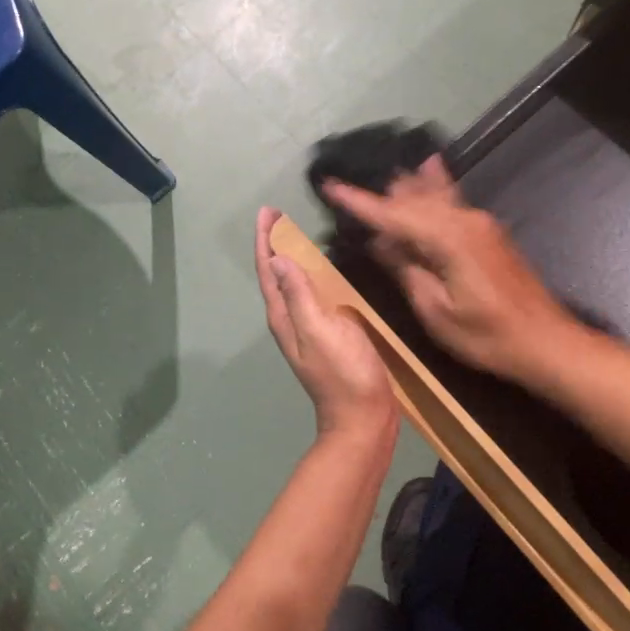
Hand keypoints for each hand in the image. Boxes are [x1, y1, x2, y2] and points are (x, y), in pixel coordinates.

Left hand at [255, 207, 398, 441]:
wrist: (363, 419)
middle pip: (277, 276)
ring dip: (294, 259)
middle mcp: (292, 321)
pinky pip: (314, 297)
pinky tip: (329, 272)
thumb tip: (277, 258)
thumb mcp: (320, 329)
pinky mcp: (329, 336)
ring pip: (295, 286)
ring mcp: (310, 330)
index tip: (267, 211)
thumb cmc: (343, 373)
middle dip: (276, 245)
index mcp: (285, 317)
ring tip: (301, 235)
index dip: (266, 240)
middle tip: (282, 216)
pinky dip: (315, 277)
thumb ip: (299, 294)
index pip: (269, 270)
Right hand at [322, 158, 579, 380]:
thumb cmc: (487, 336)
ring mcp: (479, 224)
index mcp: (448, 238)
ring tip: (376, 174)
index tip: (329, 186)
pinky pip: (451, 202)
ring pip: (432, 198)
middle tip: (342, 186)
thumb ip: (406, 269)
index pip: (392, 215)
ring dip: (404, 189)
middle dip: (377, 196)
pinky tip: (430, 168)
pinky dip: (434, 188)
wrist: (546, 342)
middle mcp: (464, 220)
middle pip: (411, 201)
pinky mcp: (487, 234)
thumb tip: (379, 242)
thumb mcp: (436, 311)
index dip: (358, 202)